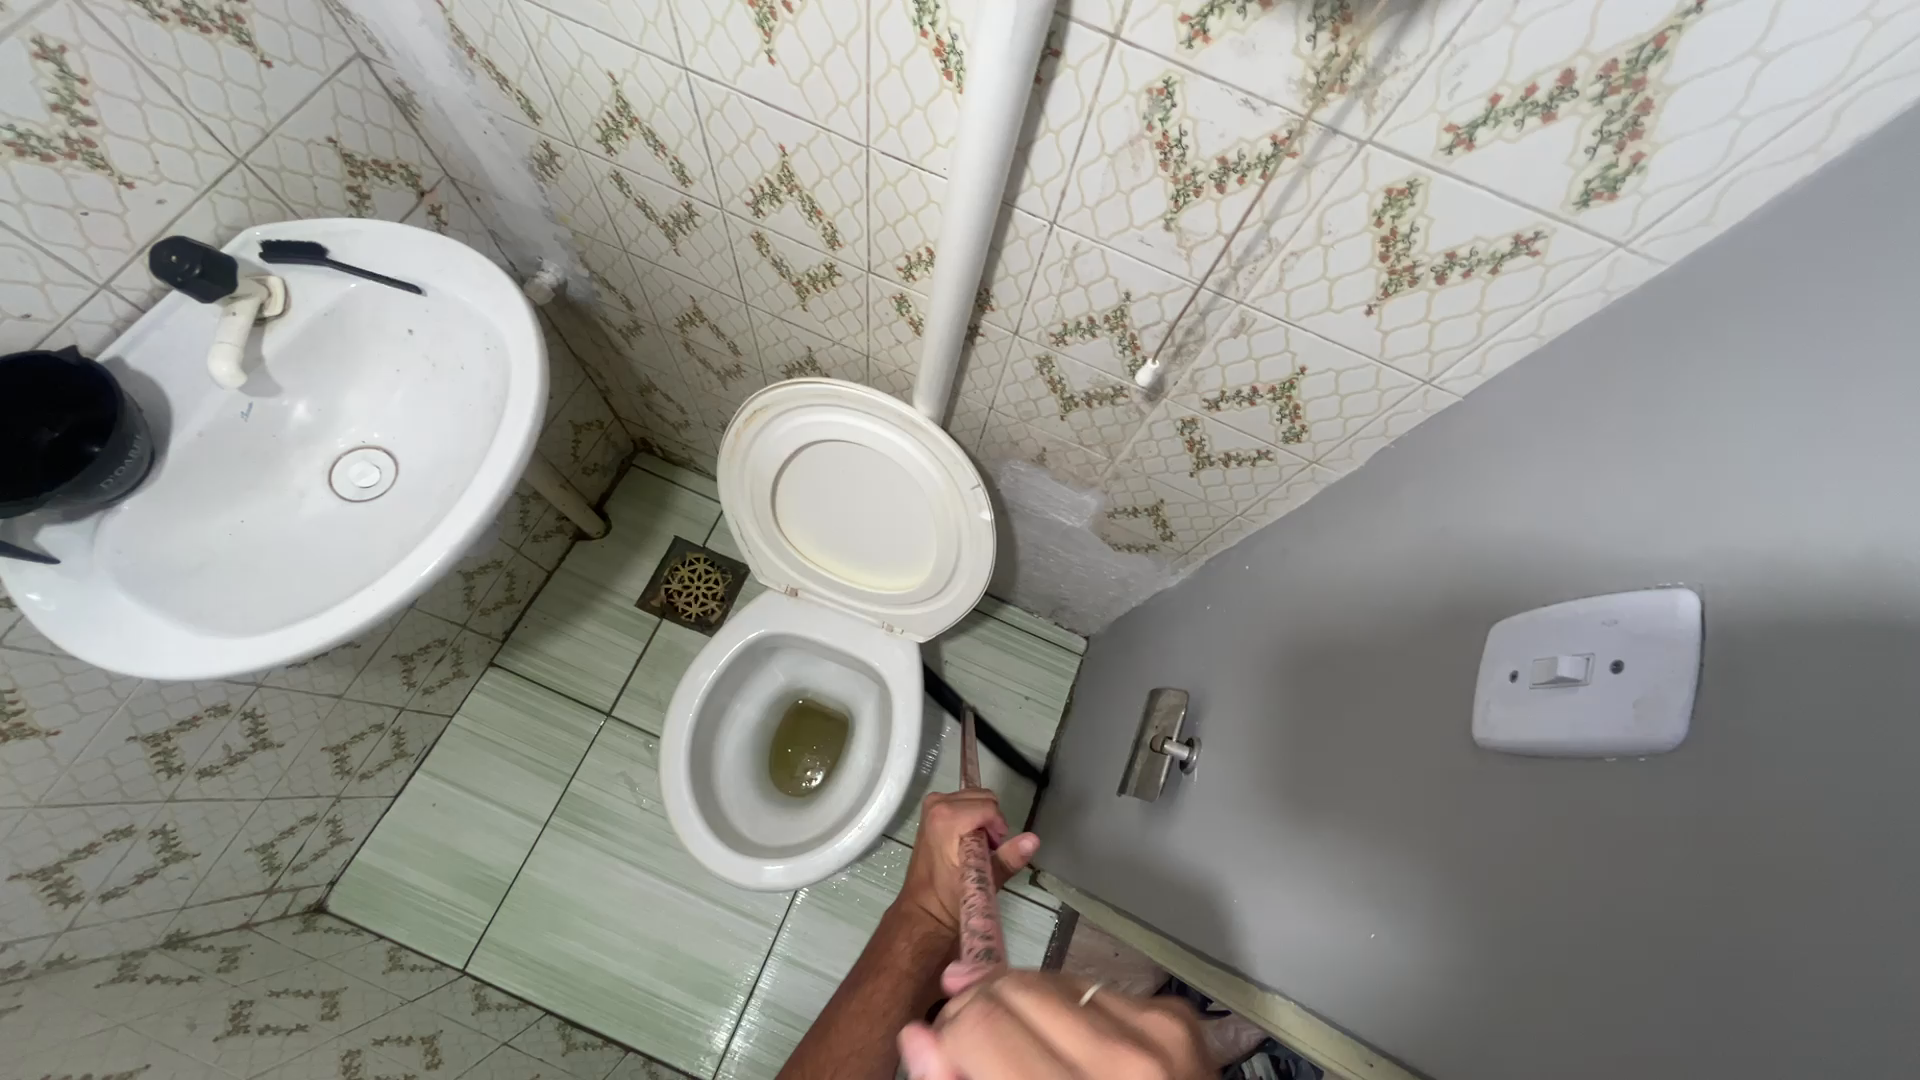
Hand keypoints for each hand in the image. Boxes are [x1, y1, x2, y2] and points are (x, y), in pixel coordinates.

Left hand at [896, 790, 1039, 937]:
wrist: (923, 908)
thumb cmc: (951, 899)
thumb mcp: (984, 882)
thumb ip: (1008, 858)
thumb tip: (1033, 839)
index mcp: (947, 818)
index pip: (989, 807)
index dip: (998, 827)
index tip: (993, 849)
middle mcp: (938, 803)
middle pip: (983, 798)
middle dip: (991, 822)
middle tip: (985, 851)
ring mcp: (933, 803)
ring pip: (974, 797)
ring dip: (982, 819)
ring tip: (976, 847)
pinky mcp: (932, 807)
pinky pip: (963, 801)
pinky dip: (971, 816)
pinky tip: (966, 840)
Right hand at [897, 972, 1211, 1079]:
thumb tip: (916, 1034)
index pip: (983, 1021)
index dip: (951, 1031)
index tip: (947, 1052)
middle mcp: (1124, 1065)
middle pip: (1014, 987)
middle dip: (982, 1008)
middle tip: (974, 1044)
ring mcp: (1158, 1034)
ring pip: (1050, 980)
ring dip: (1025, 1008)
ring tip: (1025, 1049)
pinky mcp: (1177, 1019)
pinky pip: (1093, 989)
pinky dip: (1071, 1012)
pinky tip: (1073, 1048)